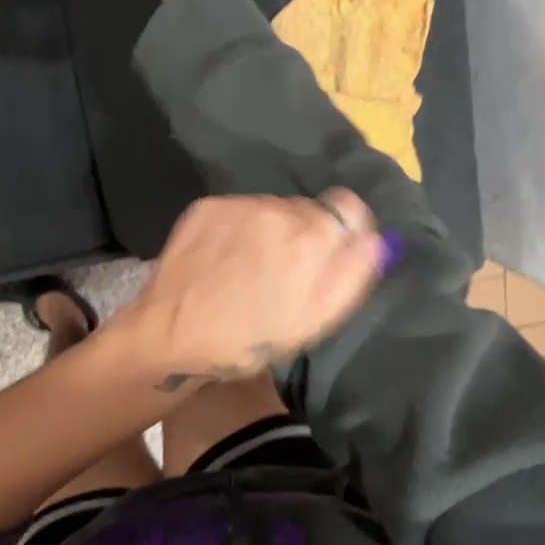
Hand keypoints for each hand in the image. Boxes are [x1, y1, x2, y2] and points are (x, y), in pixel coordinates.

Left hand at [115, 189, 383, 393]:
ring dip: (270, 231)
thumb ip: (349, 277)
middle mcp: (279, 210)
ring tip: (249, 269)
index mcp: (312, 240)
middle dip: (304, 235)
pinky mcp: (209, 205)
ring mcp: (240, 204)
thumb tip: (376, 240)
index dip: (341, 233)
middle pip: (309, 210)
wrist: (168, 331)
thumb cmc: (244, 340)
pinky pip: (241, 209)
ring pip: (273, 209)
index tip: (327, 257)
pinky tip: (224, 258)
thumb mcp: (309, 323)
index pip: (349, 209)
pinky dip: (239, 228)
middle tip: (283, 273)